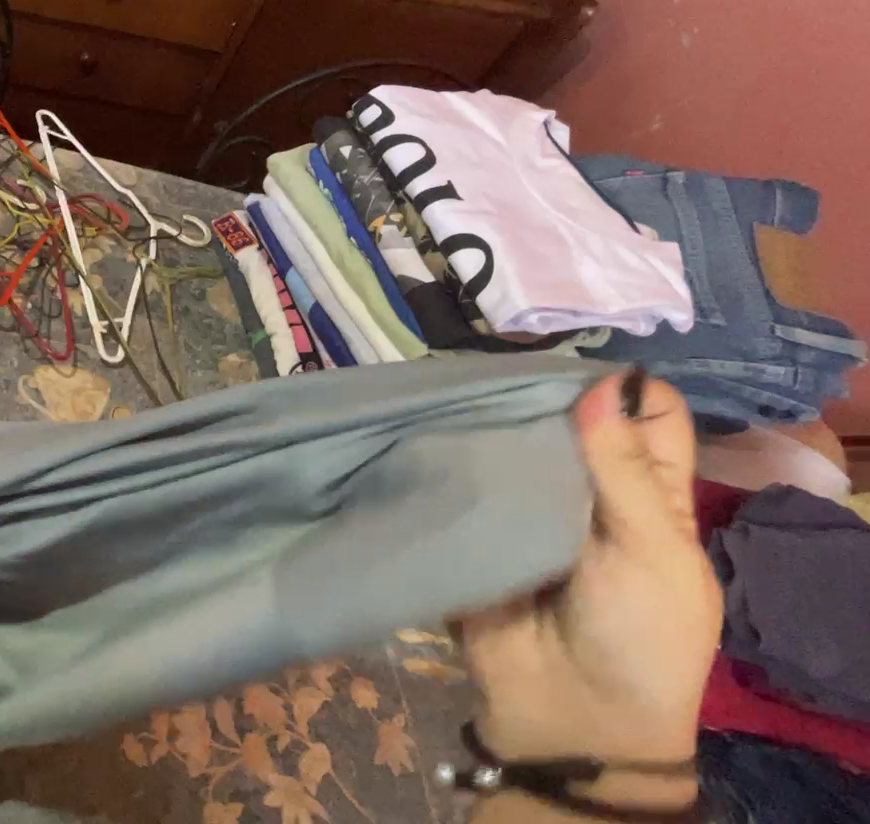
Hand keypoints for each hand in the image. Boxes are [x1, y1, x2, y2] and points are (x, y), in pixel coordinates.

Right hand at [456, 371, 720, 766]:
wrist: (562, 708)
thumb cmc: (637, 635)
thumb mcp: (652, 555)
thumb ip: (620, 474)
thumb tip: (601, 385)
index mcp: (641, 493)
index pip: (644, 420)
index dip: (621, 386)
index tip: (570, 356)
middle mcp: (577, 487)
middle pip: (559, 422)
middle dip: (530, 391)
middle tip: (483, 355)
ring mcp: (515, 504)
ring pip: (501, 444)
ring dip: (478, 417)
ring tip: (438, 381)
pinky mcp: (463, 522)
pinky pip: (451, 480)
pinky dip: (437, 454)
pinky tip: (412, 425)